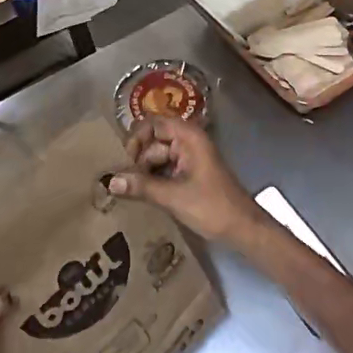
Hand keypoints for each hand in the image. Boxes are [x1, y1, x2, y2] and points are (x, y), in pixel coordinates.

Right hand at [109, 115, 269, 246]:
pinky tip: (141, 196)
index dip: (136, 138)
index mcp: (189, 137)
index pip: (153, 124)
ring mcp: (190, 159)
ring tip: (126, 192)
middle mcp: (189, 142)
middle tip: (122, 183)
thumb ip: (141, 186)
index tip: (124, 161)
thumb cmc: (212, 207)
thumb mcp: (173, 196)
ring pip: (157, 158)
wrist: (243, 228)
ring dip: (144, 173)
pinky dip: (154, 180)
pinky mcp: (190, 175)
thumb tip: (109, 181)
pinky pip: (165, 170)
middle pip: (153, 142)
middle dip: (138, 160)